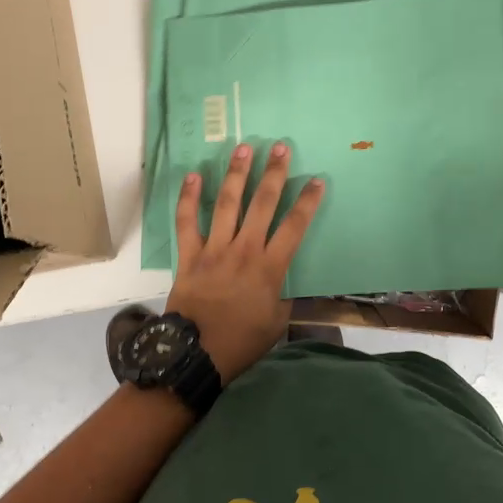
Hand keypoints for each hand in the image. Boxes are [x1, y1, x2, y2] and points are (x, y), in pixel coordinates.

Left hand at [167, 142, 324, 381]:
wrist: (196, 355)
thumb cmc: (242, 343)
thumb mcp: (277, 323)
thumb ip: (285, 297)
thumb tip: (291, 284)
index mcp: (270, 268)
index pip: (295, 227)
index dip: (307, 202)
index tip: (316, 180)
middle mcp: (244, 251)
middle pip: (262, 204)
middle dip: (273, 173)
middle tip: (280, 147)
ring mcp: (214, 250)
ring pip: (227, 204)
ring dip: (236, 174)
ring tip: (243, 148)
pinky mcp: (189, 256)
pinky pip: (187, 222)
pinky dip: (189, 198)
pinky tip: (193, 175)